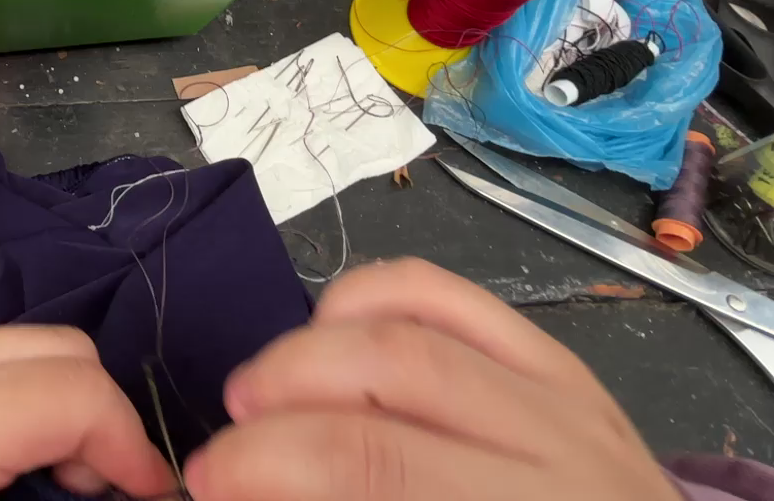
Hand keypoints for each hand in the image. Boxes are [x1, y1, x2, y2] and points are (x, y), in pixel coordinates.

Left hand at [0, 326, 175, 500]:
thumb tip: (156, 490)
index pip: (75, 391)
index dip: (134, 449)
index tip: (154, 500)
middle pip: (61, 348)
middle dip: (101, 422)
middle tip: (100, 495)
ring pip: (33, 347)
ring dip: (66, 411)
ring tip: (59, 484)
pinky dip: (29, 405)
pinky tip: (17, 463)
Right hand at [186, 258, 682, 500]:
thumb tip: (243, 487)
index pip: (374, 466)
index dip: (267, 464)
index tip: (205, 480)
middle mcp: (568, 457)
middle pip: (392, 374)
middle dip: (280, 388)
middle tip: (229, 421)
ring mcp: (566, 396)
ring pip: (413, 320)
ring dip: (311, 342)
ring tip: (265, 381)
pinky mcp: (554, 359)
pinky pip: (443, 291)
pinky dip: (366, 295)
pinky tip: (329, 330)